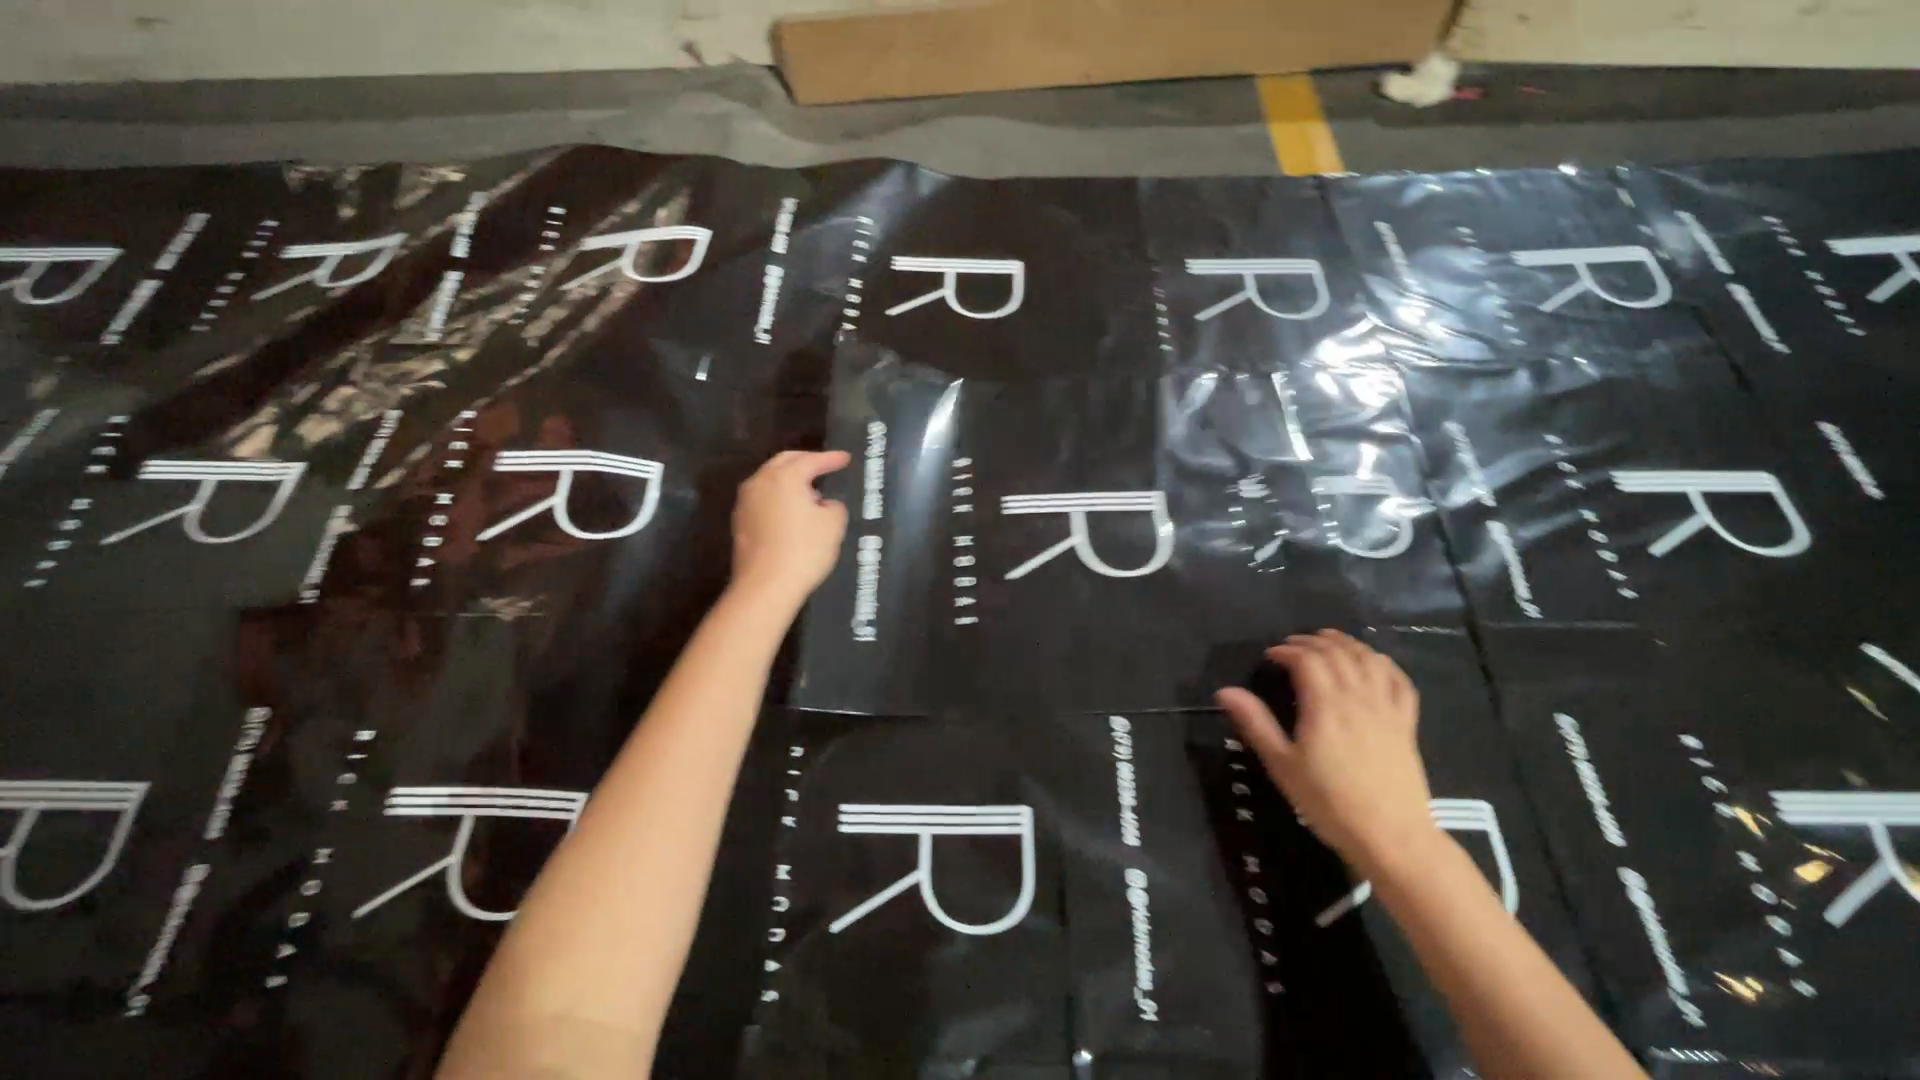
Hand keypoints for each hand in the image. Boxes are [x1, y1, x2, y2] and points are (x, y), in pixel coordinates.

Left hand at [730, 450, 849, 607]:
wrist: (765, 586)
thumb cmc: (804, 550)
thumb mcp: (833, 525)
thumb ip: (834, 506)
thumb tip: (823, 504)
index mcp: (784, 477)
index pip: (811, 460)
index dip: (831, 458)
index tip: (846, 458)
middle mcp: (760, 482)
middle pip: (784, 462)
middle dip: (806, 461)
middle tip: (824, 465)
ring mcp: (746, 502)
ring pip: (770, 479)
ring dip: (790, 479)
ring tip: (809, 489)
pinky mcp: (740, 522)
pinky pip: (763, 498)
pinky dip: (779, 496)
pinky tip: (791, 510)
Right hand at [1215, 630, 1437, 873]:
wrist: (1390, 835)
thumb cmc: (1328, 802)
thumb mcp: (1282, 765)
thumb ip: (1256, 723)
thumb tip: (1225, 691)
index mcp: (1325, 705)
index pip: (1307, 660)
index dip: (1287, 651)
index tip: (1271, 656)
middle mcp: (1358, 697)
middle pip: (1337, 653)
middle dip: (1312, 642)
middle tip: (1293, 645)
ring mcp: (1387, 708)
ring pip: (1369, 660)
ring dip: (1347, 644)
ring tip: (1329, 640)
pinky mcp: (1406, 723)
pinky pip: (1399, 681)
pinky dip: (1384, 663)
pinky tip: (1375, 662)